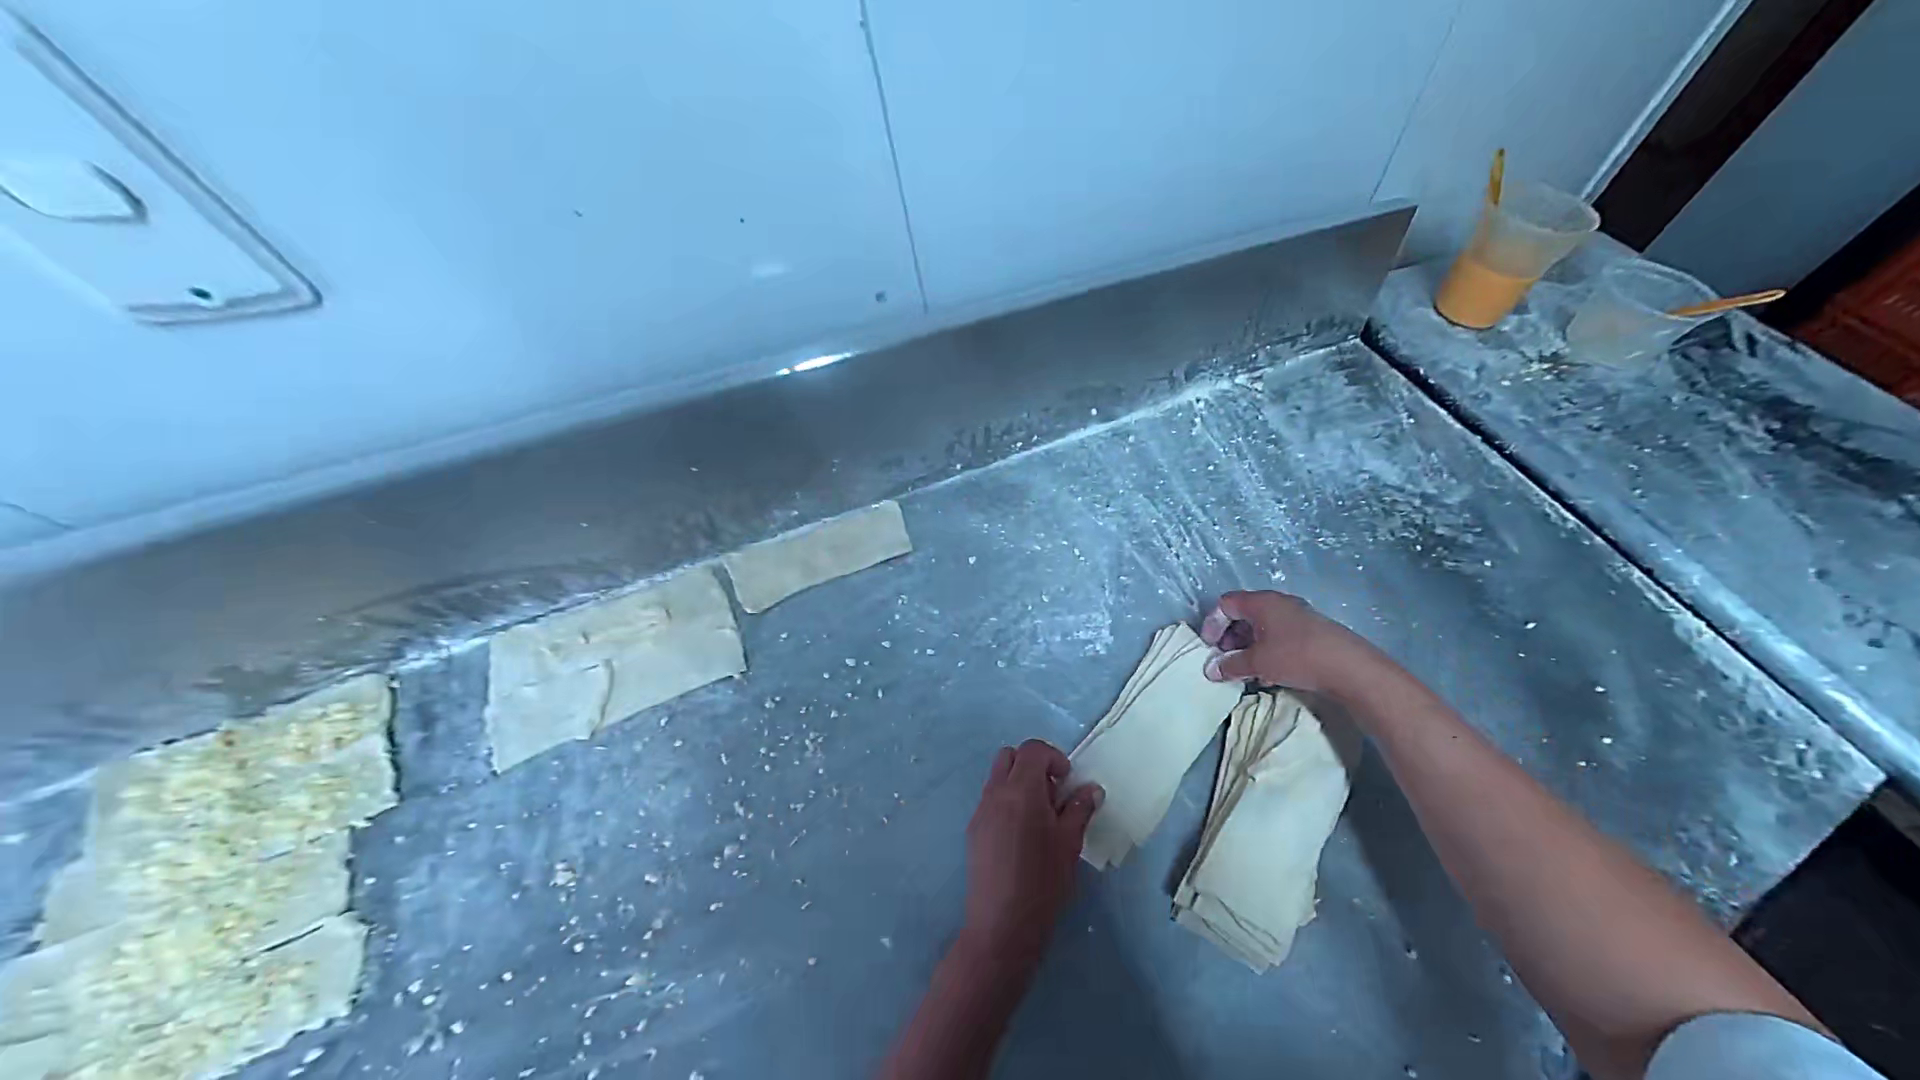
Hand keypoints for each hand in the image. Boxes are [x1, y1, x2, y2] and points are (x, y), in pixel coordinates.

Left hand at [962, 740, 1101, 962]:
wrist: (1001, 925)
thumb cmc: (1042, 882)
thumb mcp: (1069, 844)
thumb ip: (1079, 809)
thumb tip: (1090, 789)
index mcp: (1020, 790)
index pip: (1033, 750)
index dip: (1053, 757)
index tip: (1067, 782)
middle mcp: (995, 793)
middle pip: (1010, 756)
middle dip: (1033, 765)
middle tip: (1053, 795)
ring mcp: (980, 811)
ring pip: (998, 777)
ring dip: (1019, 783)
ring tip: (1039, 818)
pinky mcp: (973, 830)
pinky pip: (991, 800)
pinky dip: (1007, 802)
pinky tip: (1022, 836)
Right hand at [1200, 589, 1387, 694]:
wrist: (1350, 668)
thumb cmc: (1296, 656)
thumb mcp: (1257, 663)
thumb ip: (1230, 665)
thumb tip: (1211, 670)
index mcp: (1262, 602)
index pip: (1226, 603)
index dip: (1212, 623)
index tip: (1210, 646)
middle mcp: (1279, 603)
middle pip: (1244, 613)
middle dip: (1230, 636)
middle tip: (1225, 658)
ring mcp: (1298, 615)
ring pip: (1262, 625)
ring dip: (1248, 644)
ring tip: (1245, 667)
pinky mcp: (1312, 631)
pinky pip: (1279, 634)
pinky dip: (1267, 648)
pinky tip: (1269, 670)